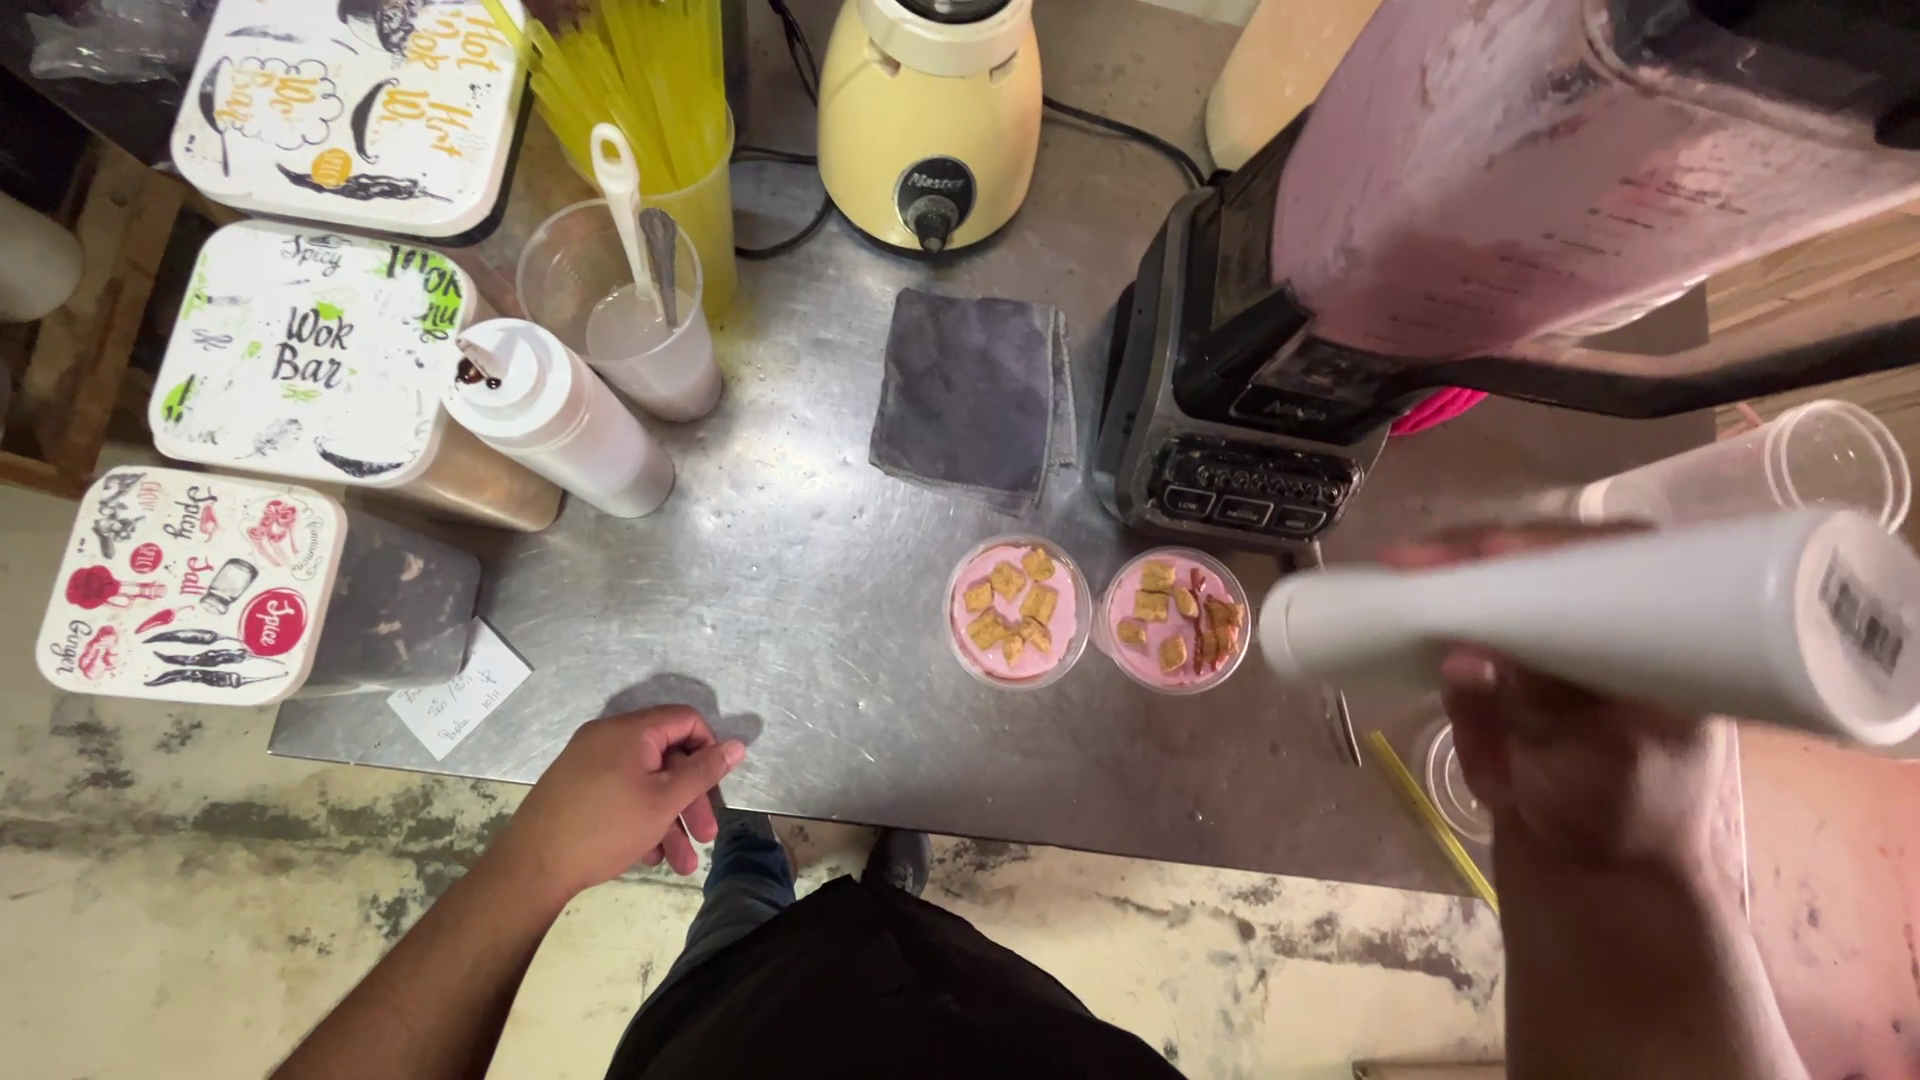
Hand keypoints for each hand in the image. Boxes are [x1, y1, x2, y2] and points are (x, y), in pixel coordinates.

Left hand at [486, 706, 746, 905]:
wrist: (528, 871)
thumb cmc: (605, 828)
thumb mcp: (664, 800)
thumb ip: (704, 771)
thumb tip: (737, 745)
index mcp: (629, 731)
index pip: (684, 720)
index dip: (708, 748)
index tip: (716, 784)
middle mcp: (607, 739)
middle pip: (667, 758)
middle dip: (691, 800)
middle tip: (707, 835)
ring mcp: (588, 765)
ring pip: (645, 784)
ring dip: (669, 820)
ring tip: (682, 863)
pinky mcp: (576, 790)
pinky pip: (621, 795)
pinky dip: (640, 820)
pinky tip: (650, 857)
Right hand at [1382, 524, 1726, 871]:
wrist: (1587, 866)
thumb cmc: (1618, 814)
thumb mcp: (1599, 762)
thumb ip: (1539, 704)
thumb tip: (1463, 660)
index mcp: (1657, 640)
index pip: (1611, 560)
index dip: (1547, 546)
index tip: (1487, 550)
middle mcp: (1601, 626)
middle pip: (1541, 559)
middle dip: (1475, 551)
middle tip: (1417, 556)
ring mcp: (1544, 642)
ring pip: (1495, 582)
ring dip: (1445, 571)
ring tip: (1400, 566)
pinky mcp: (1499, 662)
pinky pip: (1462, 620)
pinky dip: (1430, 605)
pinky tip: (1401, 589)